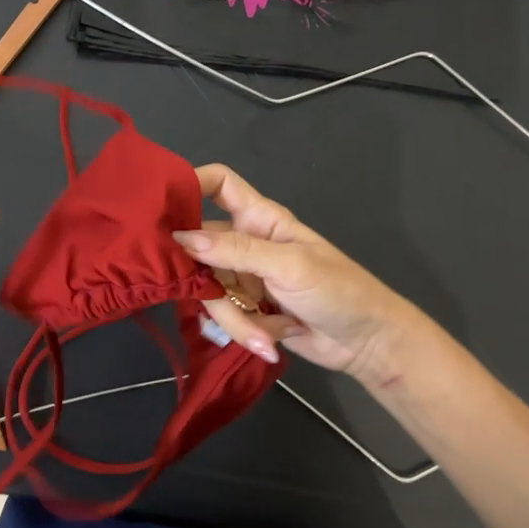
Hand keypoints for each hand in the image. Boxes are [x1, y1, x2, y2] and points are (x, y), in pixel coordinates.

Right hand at [175, 164, 421, 379]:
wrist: (368, 343)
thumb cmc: (339, 290)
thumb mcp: (289, 266)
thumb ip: (236, 252)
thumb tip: (181, 239)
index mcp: (258, 217)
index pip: (218, 184)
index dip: (190, 185)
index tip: (160, 206)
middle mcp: (244, 242)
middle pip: (198, 245)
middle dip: (198, 273)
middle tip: (203, 293)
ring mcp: (242, 277)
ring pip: (208, 288)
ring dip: (233, 316)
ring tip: (263, 334)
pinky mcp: (245, 309)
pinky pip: (222, 315)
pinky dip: (242, 331)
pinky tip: (267, 342)